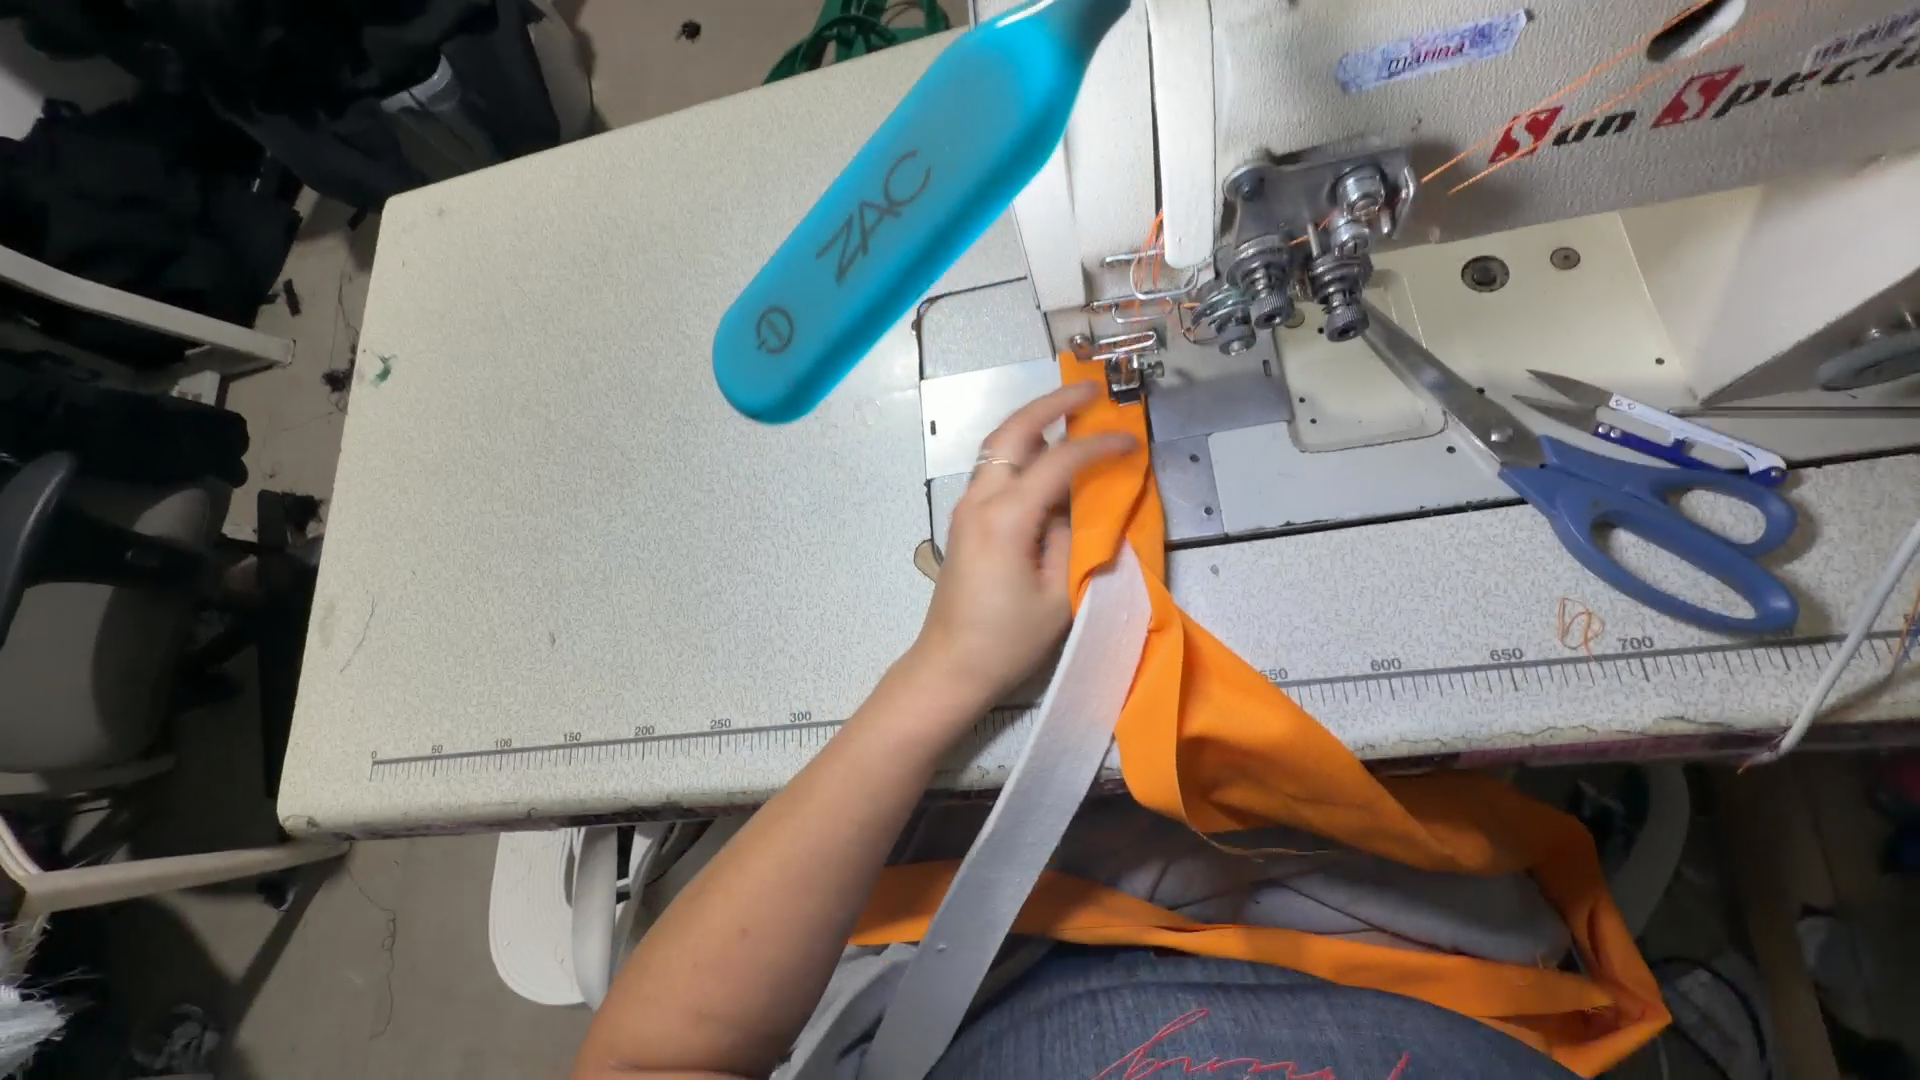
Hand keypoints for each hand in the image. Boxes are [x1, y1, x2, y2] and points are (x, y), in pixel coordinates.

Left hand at [904, 381, 1136, 711]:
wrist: (951, 666)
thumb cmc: (1007, 639)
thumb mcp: (1058, 594)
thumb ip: (1072, 539)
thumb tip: (1075, 506)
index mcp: (1006, 518)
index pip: (1058, 463)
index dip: (1098, 447)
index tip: (1130, 441)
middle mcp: (978, 501)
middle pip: (1012, 432)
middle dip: (1051, 404)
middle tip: (1088, 392)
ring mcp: (965, 508)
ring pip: (996, 447)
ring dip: (1032, 424)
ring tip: (1069, 416)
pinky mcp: (964, 522)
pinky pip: (992, 470)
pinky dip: (1020, 451)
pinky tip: (1045, 459)